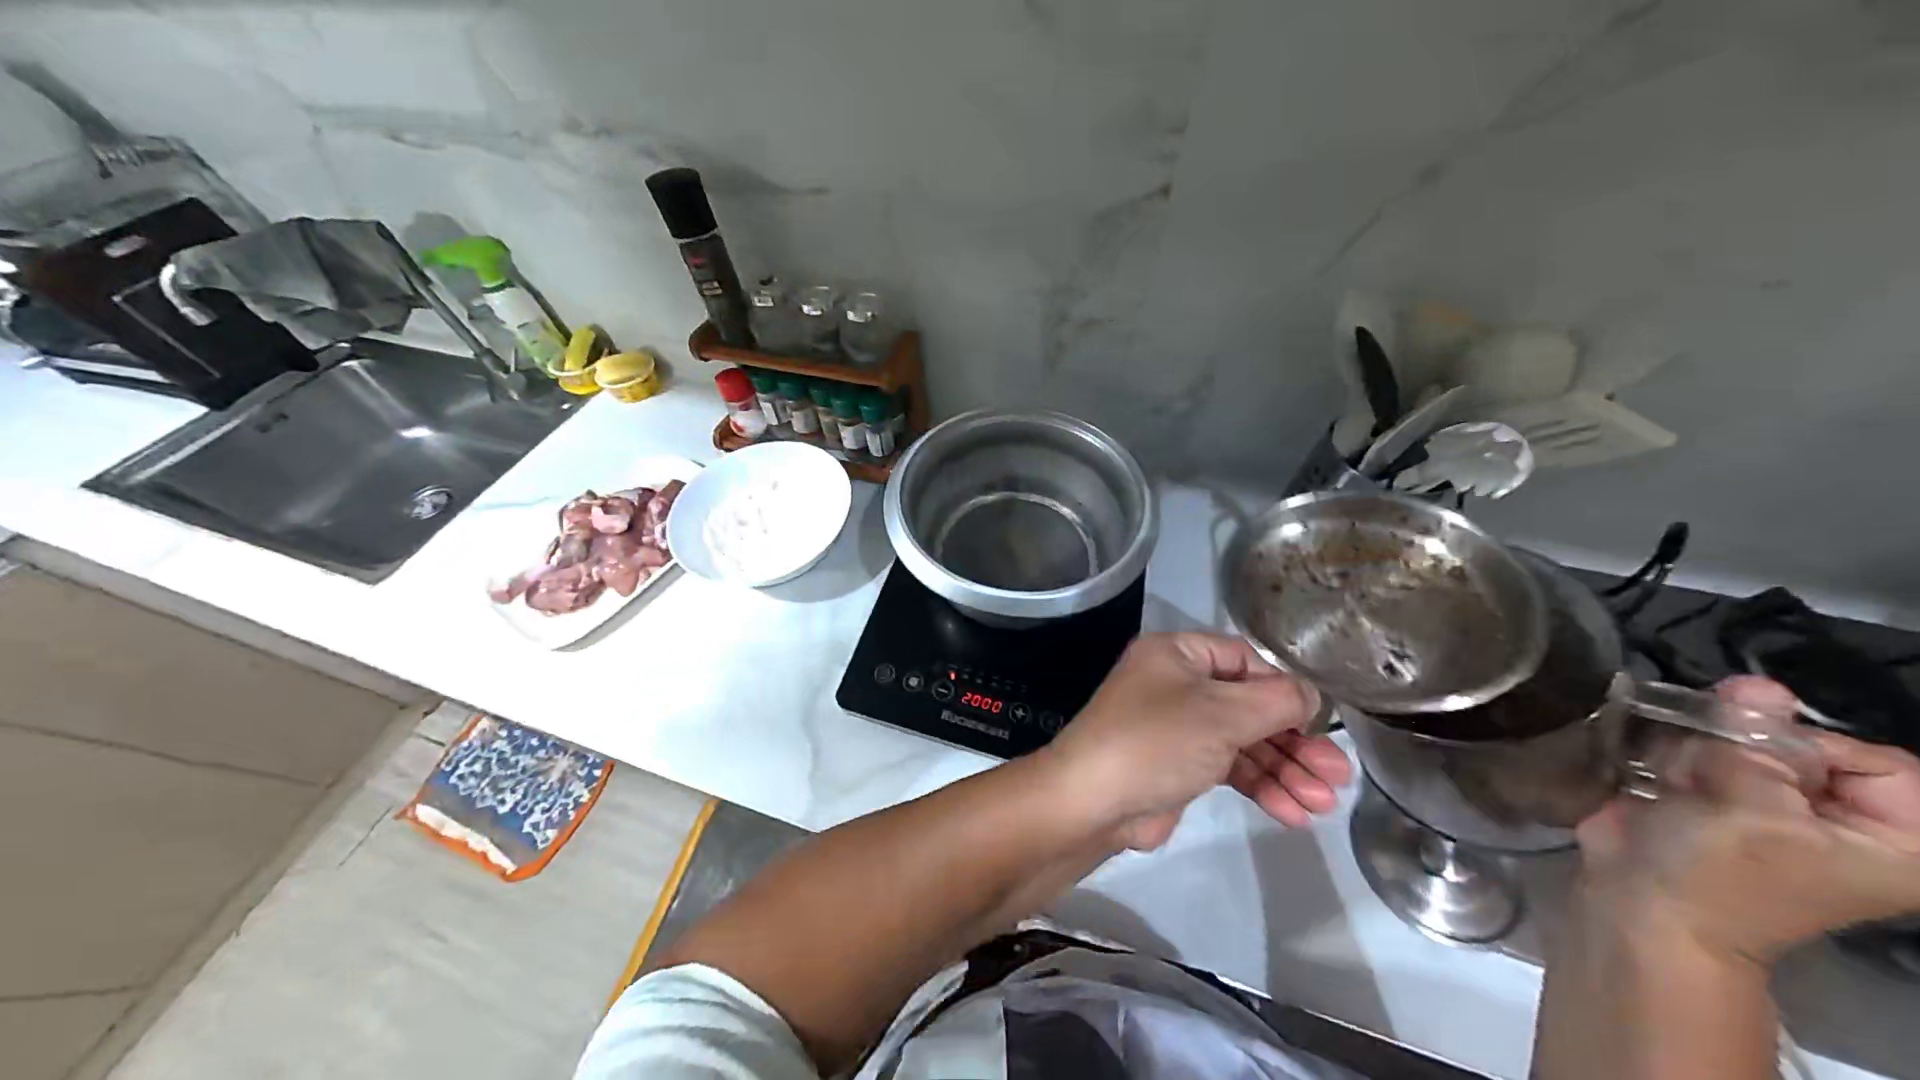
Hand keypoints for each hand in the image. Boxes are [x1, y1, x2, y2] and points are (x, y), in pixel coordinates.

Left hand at [1042, 632, 1351, 850]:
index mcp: (1177, 654)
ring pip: (1242, 741)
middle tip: (1337, 774)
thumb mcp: (1221, 713)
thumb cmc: (1157, 741)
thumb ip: (1275, 700)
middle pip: (1249, 705)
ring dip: (1283, 770)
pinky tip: (1291, 813)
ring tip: (1322, 803)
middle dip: (1294, 740)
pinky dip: (1259, 786)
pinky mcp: (1177, 766)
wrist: (1092, 802)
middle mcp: (1175, 684)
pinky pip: (1227, 767)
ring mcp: (1176, 727)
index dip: (1284, 688)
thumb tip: (1310, 695)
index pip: (1245, 659)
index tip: (1320, 720)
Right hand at [1576, 676, 1919, 964]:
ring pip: (1739, 744)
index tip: (1756, 765)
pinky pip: (1701, 754)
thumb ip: (1755, 744)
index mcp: (1891, 838)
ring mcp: (1769, 806)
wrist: (1642, 908)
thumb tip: (1760, 685)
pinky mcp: (1714, 798)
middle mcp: (1837, 817)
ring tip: (1676, 783)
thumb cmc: (1718, 873)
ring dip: (1698, 753)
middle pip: (1799, 746)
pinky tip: (1658, 780)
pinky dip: (1675, 758)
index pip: (1876, 760)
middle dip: (1740, 747)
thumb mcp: (1752, 810)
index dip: (1814, 749)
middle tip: (1704, 770)